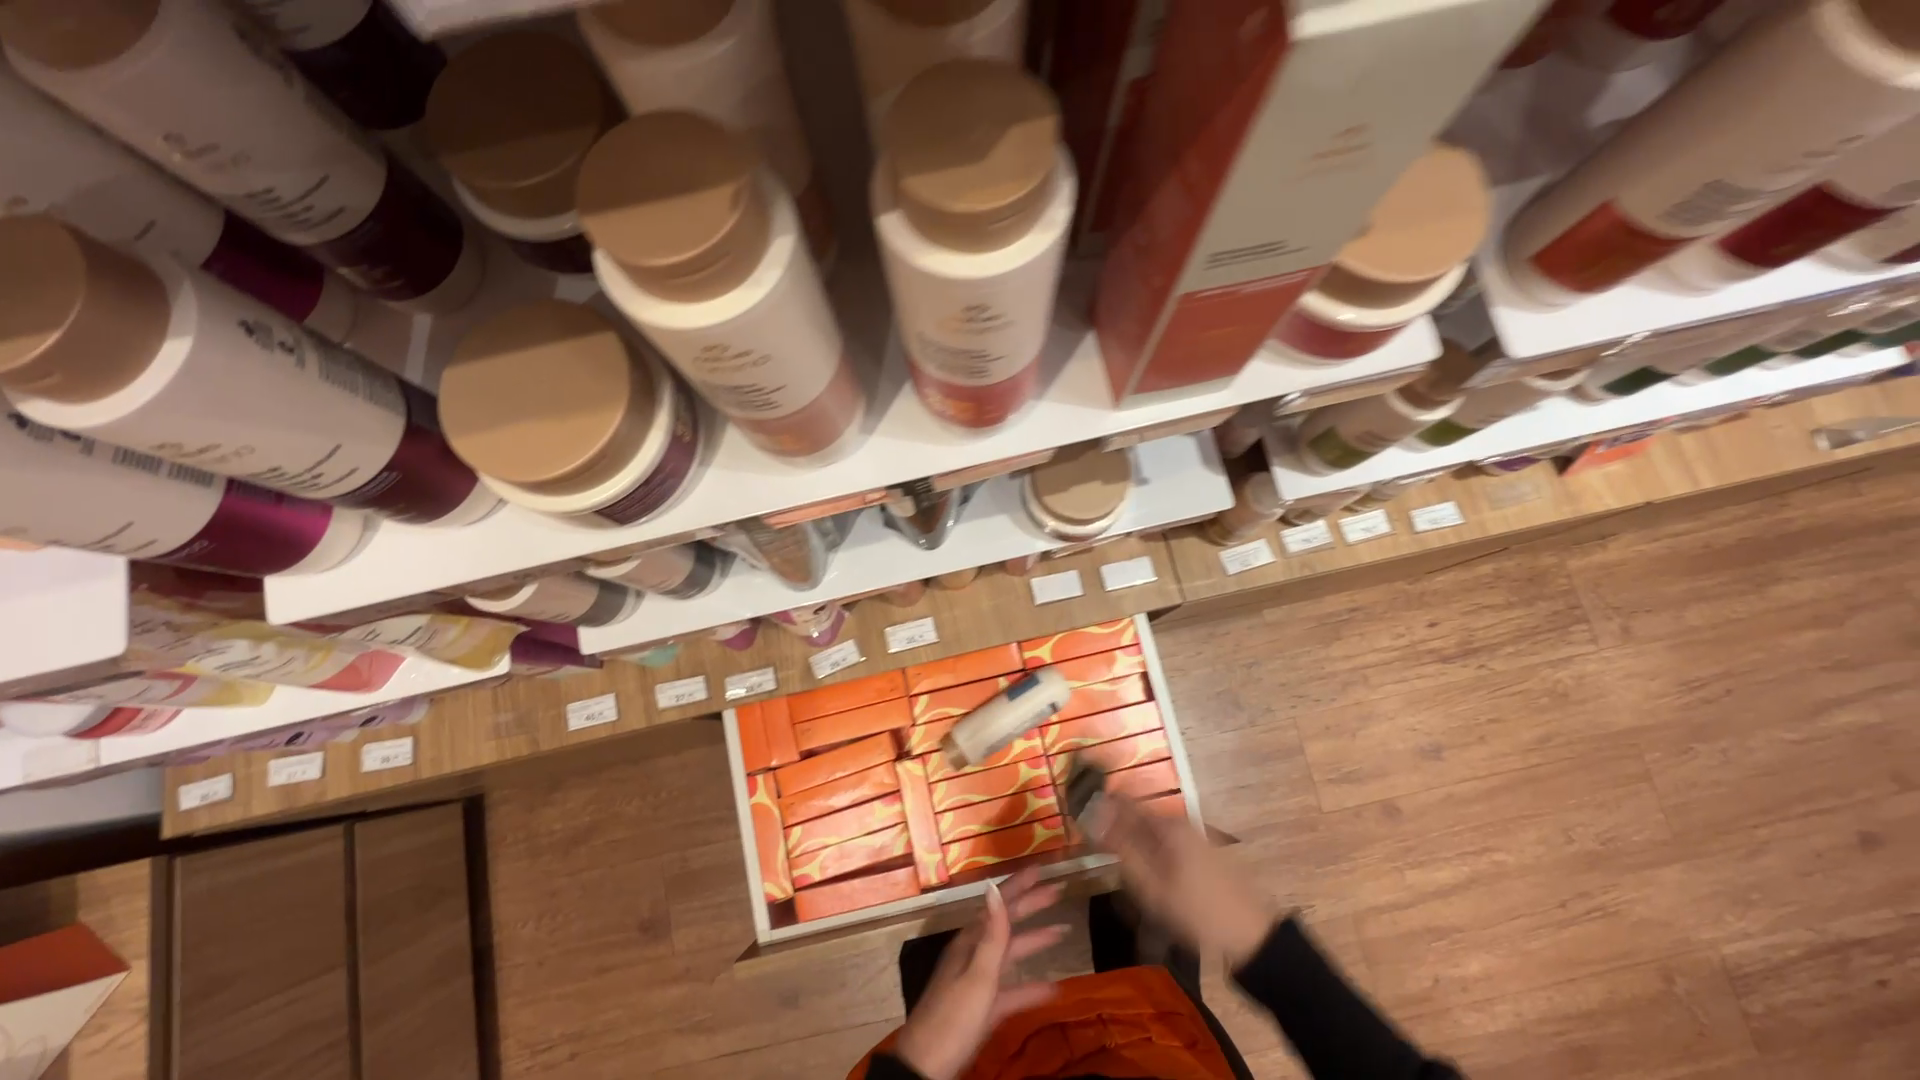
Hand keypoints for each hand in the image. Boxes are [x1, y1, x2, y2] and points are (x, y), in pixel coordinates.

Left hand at [894, 870, 1068, 1079]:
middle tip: (1058, 890)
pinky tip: (1053, 988)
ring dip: (1034, 941)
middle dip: (1031, 905)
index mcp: (970, 943)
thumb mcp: (977, 976)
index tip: (1041, 868)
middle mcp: (972, 954)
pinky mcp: (981, 1007)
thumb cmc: (952, 1018)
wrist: (926, 1066)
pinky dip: (1030, 986)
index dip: (1019, 885)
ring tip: (1063, 931)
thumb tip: (994, 886)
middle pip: (1005, 923)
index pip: (998, 904)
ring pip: (1010, 953)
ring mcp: (976, 981)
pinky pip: (1010, 989)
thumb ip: (991, 934)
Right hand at [1083, 796, 1273, 967]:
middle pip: (1136, 815)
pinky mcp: (1201, 853)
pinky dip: (1149, 853)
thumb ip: (1120, 847)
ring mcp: (1193, 837)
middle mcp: (1180, 822)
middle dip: (1113, 827)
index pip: (1121, 799)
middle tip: (1096, 851)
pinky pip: (1165, 843)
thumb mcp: (1151, 886)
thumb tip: (1091, 814)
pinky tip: (1145, 877)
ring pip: (1150, 831)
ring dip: (1131, 843)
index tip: (1076, 811)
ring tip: (1118, 870)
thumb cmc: (1198, 912)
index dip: (1097, 801)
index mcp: (1167, 824)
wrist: (1253, 937)